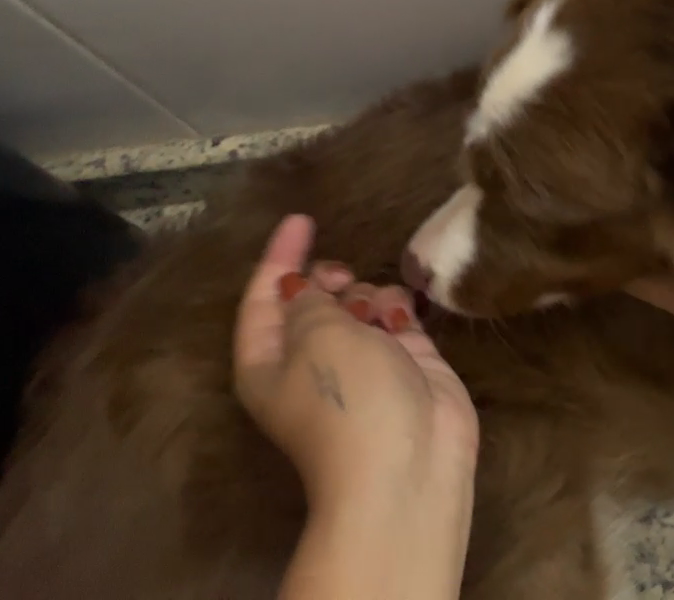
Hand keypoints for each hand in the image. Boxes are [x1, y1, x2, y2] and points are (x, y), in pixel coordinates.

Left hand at [232, 215, 478, 511]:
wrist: (409, 456)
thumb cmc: (348, 397)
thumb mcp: (318, 337)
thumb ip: (311, 301)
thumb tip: (305, 287)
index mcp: (269, 361)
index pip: (265, 298)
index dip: (279, 257)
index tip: (302, 218)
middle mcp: (311, 359)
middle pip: (314, 300)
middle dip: (330, 278)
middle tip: (345, 275)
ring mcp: (362, 359)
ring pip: (360, 304)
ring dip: (370, 294)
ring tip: (382, 311)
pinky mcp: (407, 360)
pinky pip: (397, 317)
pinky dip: (401, 307)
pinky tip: (408, 313)